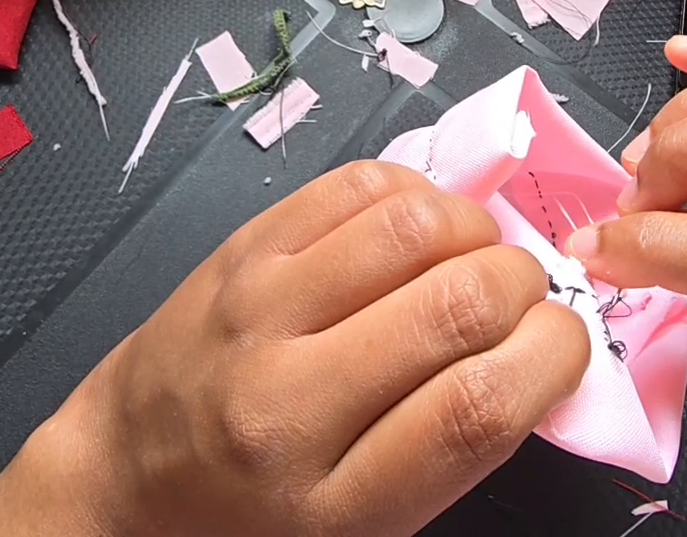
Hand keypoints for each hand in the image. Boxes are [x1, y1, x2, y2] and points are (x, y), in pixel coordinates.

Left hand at [0, 161, 588, 536]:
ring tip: (475, 250)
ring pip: (411, 226)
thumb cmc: (257, 517)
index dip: (550, 356)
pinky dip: (416, 190)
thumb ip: (453, 442)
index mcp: (333, 504)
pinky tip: (420, 221)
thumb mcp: (364, 526)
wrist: (124, 474)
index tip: (562, 339)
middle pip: (454, 304)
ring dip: (475, 227)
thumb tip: (540, 341)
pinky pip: (357, 183)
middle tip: (523, 292)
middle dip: (523, 283)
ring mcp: (260, 306)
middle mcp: (290, 399)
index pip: (474, 410)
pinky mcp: (244, 245)